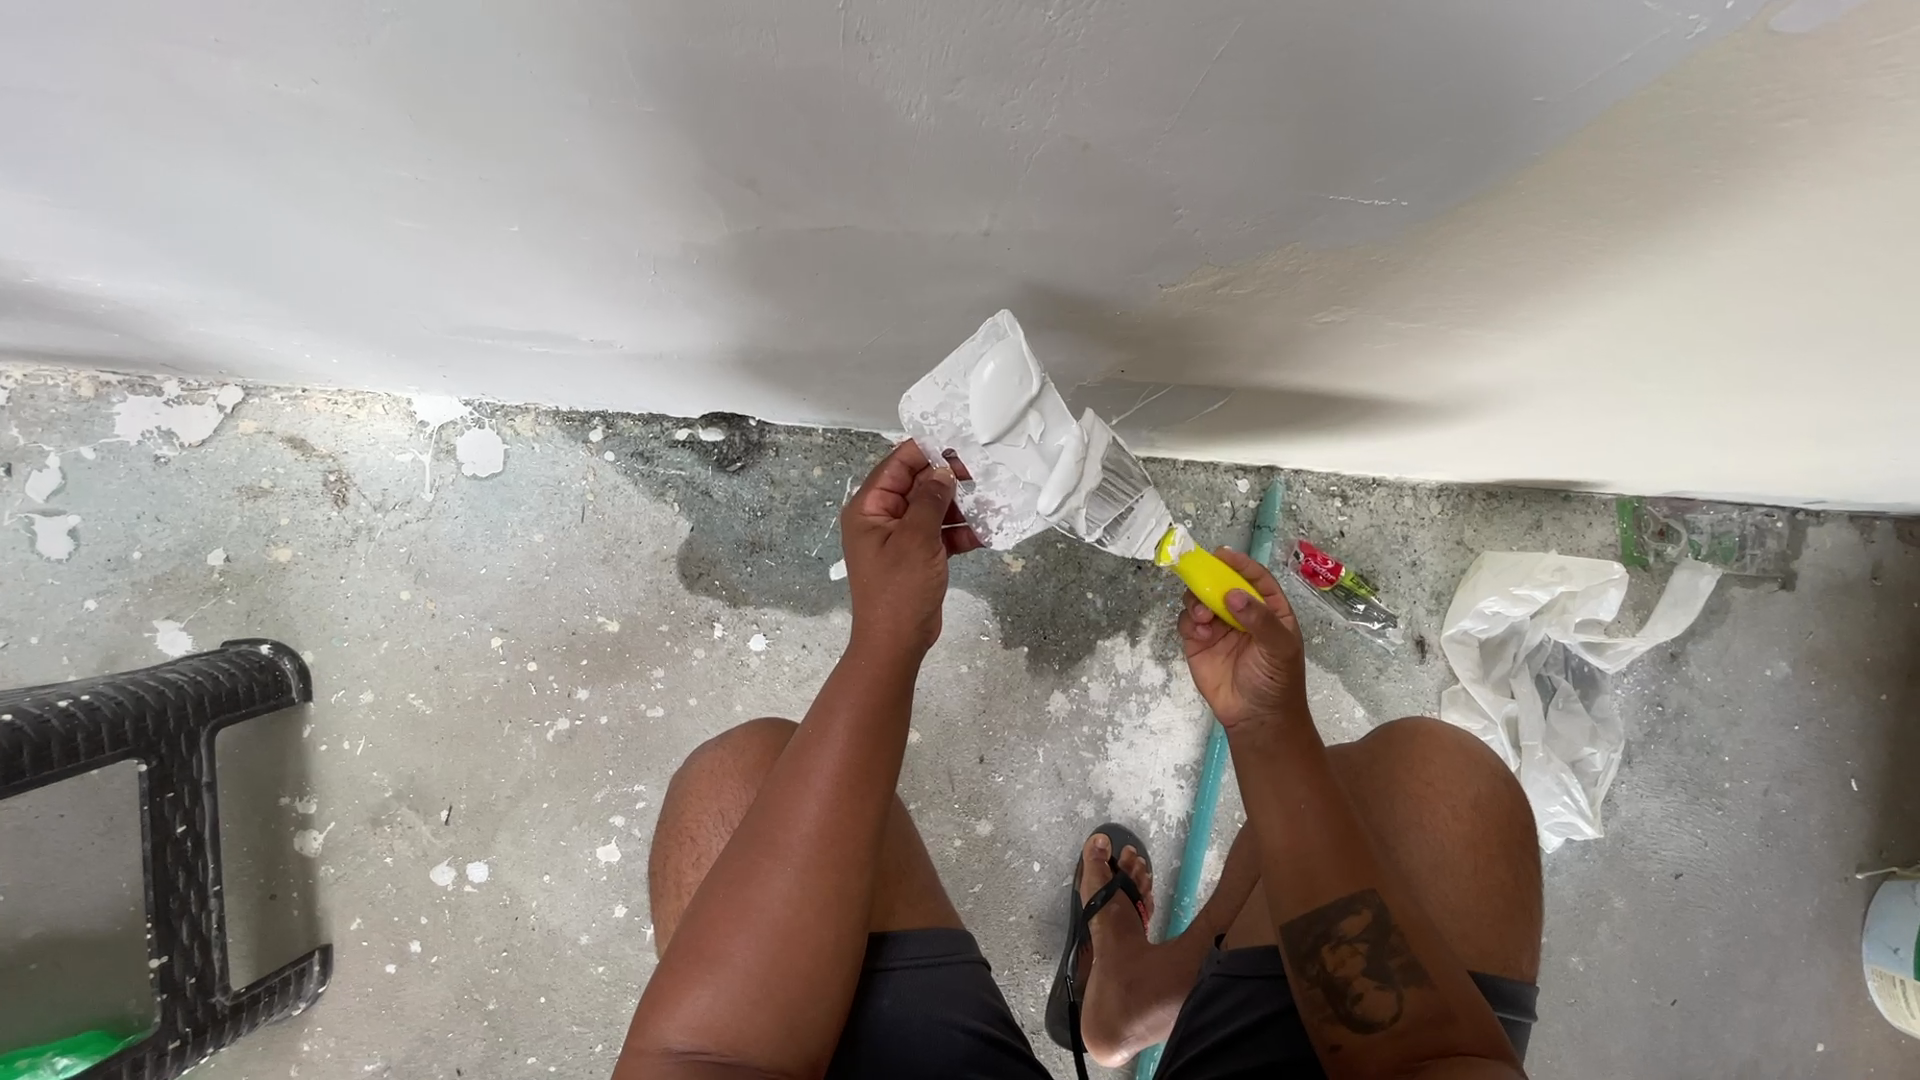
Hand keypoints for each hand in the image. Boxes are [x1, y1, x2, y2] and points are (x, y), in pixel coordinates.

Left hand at [840, 440, 981, 657]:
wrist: (895, 643)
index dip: (926, 451)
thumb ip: (930, 500)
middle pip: (917, 485)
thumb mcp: (915, 539)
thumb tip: (943, 471)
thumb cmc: (898, 590)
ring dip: (959, 508)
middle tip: (980, 474)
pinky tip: (984, 534)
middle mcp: (881, 518)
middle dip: (948, 480)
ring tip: (989, 503)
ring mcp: (900, 538)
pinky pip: (940, 534)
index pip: (896, 465)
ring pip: (933, 509)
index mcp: (868, 508)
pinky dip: (960, 533)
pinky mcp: (918, 556)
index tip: (958, 443)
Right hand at [1177, 548, 1309, 731]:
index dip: (1240, 564)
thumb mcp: (1280, 649)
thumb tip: (1233, 594)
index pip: (1255, 579)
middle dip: (1211, 579)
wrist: (1256, 718)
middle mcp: (1241, 613)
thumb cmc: (1277, 681)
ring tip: (1203, 616)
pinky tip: (1200, 632)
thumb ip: (1260, 620)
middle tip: (1201, 578)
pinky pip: (1188, 621)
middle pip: (1222, 584)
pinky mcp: (1198, 641)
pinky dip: (1190, 620)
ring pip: (1201, 599)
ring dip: (1198, 600)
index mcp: (1268, 609)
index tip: (1223, 554)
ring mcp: (1218, 626)